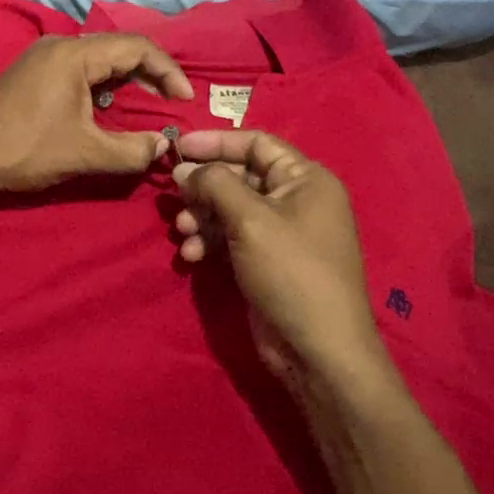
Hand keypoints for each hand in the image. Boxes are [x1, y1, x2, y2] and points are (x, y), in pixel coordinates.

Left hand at [0, 33, 193, 199]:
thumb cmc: (25, 149)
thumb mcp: (86, 154)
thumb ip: (132, 151)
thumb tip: (164, 146)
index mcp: (73, 54)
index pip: (136, 46)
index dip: (168, 70)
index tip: (186, 100)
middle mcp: (58, 46)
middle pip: (117, 48)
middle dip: (149, 73)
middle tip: (171, 103)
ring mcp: (40, 58)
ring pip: (97, 58)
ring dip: (125, 79)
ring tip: (146, 106)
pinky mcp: (30, 74)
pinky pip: (78, 68)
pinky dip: (101, 84)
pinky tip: (107, 109)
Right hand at [171, 130, 391, 395]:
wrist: (318, 351)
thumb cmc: (291, 271)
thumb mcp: (250, 219)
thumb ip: (213, 184)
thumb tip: (183, 168)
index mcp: (306, 179)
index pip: (257, 143)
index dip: (216, 142)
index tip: (178, 148)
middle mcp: (297, 200)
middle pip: (240, 176)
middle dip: (204, 188)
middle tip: (175, 198)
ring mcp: (282, 233)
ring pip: (230, 208)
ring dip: (202, 217)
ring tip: (182, 233)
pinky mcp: (267, 261)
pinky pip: (231, 237)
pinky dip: (210, 241)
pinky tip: (191, 257)